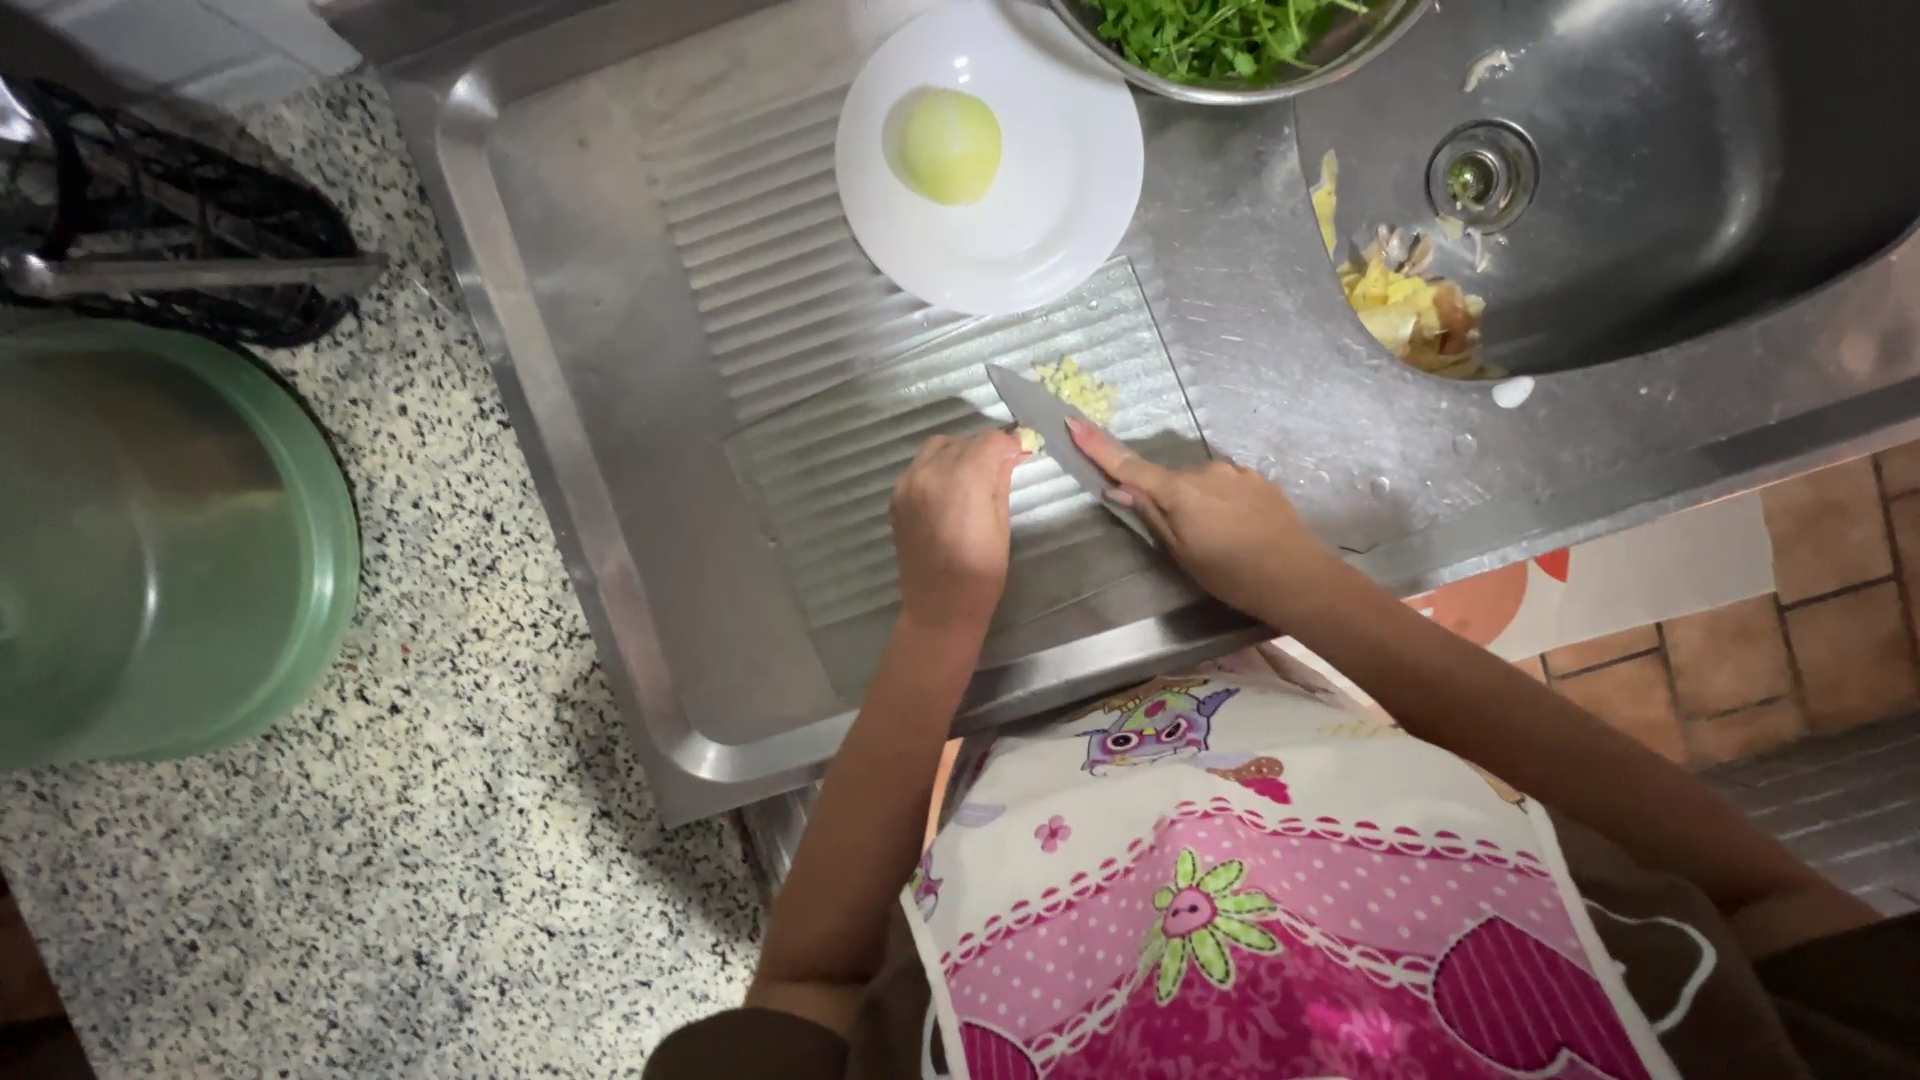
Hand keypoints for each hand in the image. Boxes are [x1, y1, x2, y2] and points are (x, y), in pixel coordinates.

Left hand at [891, 430, 1024, 634]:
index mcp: (962, 480)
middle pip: (963, 442)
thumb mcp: (1002, 523)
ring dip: (959, 453)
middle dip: (984, 449)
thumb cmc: (981, 572)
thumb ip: (1001, 480)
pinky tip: (951, 490)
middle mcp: (930, 473)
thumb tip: (1010, 452)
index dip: (1009, 444)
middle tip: (1000, 468)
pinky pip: (920, 466)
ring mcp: (907, 484)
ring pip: (937, 448)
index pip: (990, 441)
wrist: (939, 607)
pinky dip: (938, 467)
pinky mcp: (896, 497)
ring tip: (973, 478)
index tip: (1020, 453)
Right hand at [1068, 416, 1343, 622]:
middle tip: (1185, 539)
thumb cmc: (1231, 574)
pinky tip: (1238, 528)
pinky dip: (1220, 501)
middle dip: (1165, 499)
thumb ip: (1150, 515)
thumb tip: (1118, 488)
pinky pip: (1224, 484)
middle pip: (1168, 479)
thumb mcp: (1181, 553)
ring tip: (1218, 539)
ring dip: (1197, 502)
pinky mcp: (1257, 478)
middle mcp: (1204, 472)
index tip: (1073, 422)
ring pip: (1198, 483)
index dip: (1098, 446)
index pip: (1129, 466)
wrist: (1297, 577)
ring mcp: (1234, 472)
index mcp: (1179, 492)